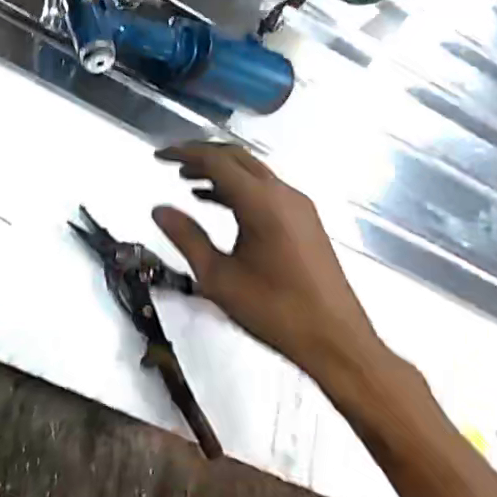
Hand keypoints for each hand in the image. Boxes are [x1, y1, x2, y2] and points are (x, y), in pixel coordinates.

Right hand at [151, 142, 384, 383]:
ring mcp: (298, 206)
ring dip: (220, 170)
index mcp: (261, 202)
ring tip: (187, 180)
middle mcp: (283, 194)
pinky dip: (237, 187)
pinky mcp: (306, 222)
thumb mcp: (219, 277)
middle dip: (202, 153)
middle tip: (172, 161)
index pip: (216, 160)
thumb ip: (187, 237)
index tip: (159, 156)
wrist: (338, 343)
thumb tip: (159, 209)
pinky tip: (216, 202)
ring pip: (253, 172)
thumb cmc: (275, 310)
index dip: (184, 153)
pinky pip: (265, 189)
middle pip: (237, 157)